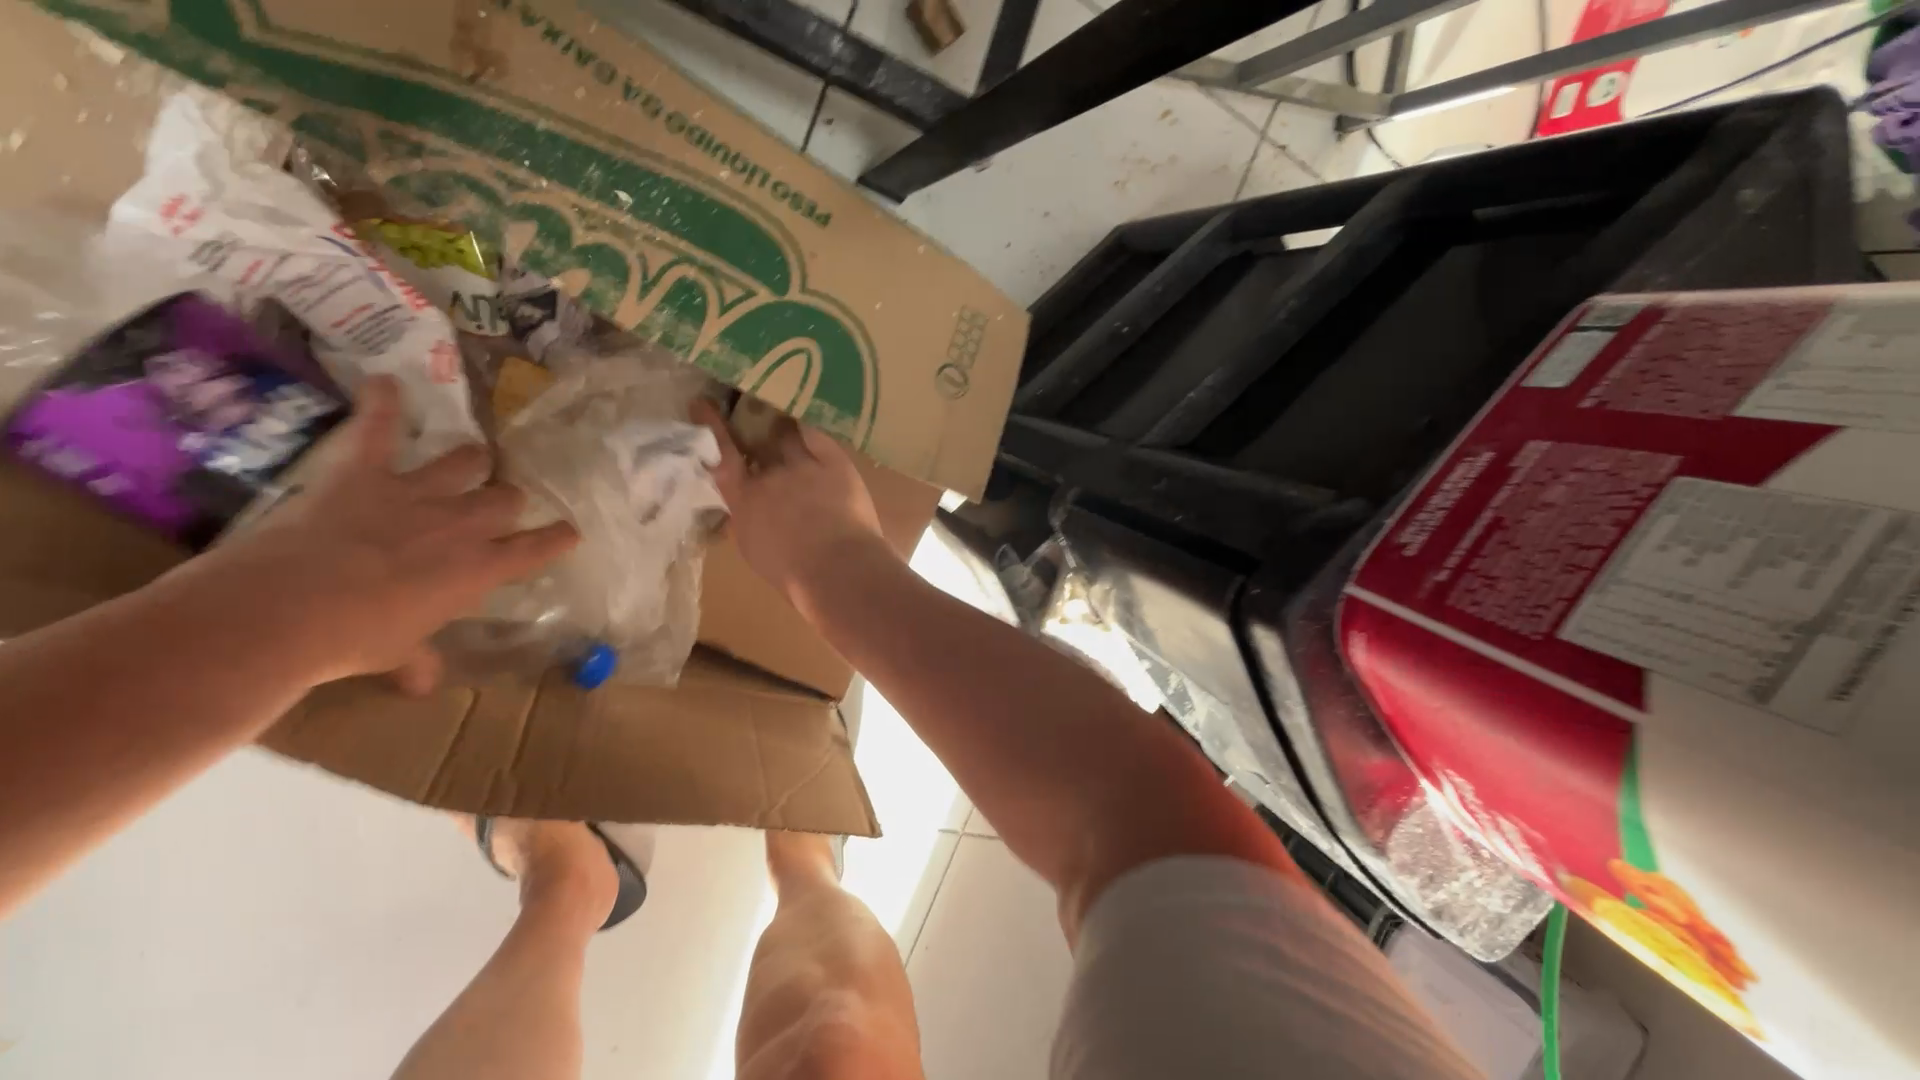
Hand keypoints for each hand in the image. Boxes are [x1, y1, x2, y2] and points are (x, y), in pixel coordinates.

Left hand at [184, 376, 577, 691]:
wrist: (286, 611)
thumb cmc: (352, 641)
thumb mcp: (392, 654)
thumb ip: (416, 659)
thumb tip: (423, 684)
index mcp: (477, 571)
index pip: (534, 549)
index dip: (555, 539)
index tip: (570, 530)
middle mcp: (460, 525)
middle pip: (505, 499)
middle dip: (508, 499)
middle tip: (503, 502)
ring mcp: (415, 494)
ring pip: (464, 461)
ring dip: (470, 459)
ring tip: (472, 455)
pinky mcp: (365, 473)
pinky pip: (380, 429)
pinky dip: (382, 403)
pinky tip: (385, 381)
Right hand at [692, 399, 892, 607]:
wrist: (839, 571)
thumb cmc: (796, 577)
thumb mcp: (756, 552)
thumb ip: (748, 522)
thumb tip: (745, 511)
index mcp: (744, 503)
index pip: (722, 459)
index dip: (712, 429)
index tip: (702, 404)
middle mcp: (768, 477)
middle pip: (755, 443)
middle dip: (752, 430)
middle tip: (751, 413)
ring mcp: (800, 465)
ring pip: (786, 434)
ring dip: (783, 427)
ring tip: (784, 418)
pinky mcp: (833, 461)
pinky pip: (816, 433)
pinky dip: (809, 426)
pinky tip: (808, 415)